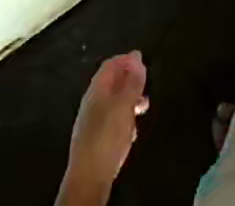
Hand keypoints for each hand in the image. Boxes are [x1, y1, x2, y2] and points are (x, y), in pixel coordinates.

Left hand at [59, 52, 148, 204]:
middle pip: (110, 83)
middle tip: (145, 81)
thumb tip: (137, 58)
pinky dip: (124, 117)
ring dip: (128, 100)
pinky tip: (132, 129)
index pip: (109, 65)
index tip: (140, 57)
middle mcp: (92, 101)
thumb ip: (131, 83)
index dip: (125, 59)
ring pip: (112, 102)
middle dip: (128, 79)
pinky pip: (111, 120)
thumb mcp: (124, 106)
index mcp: (96, 89)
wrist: (89, 176)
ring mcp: (92, 121)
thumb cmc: (107, 135)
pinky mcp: (96, 139)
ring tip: (144, 105)